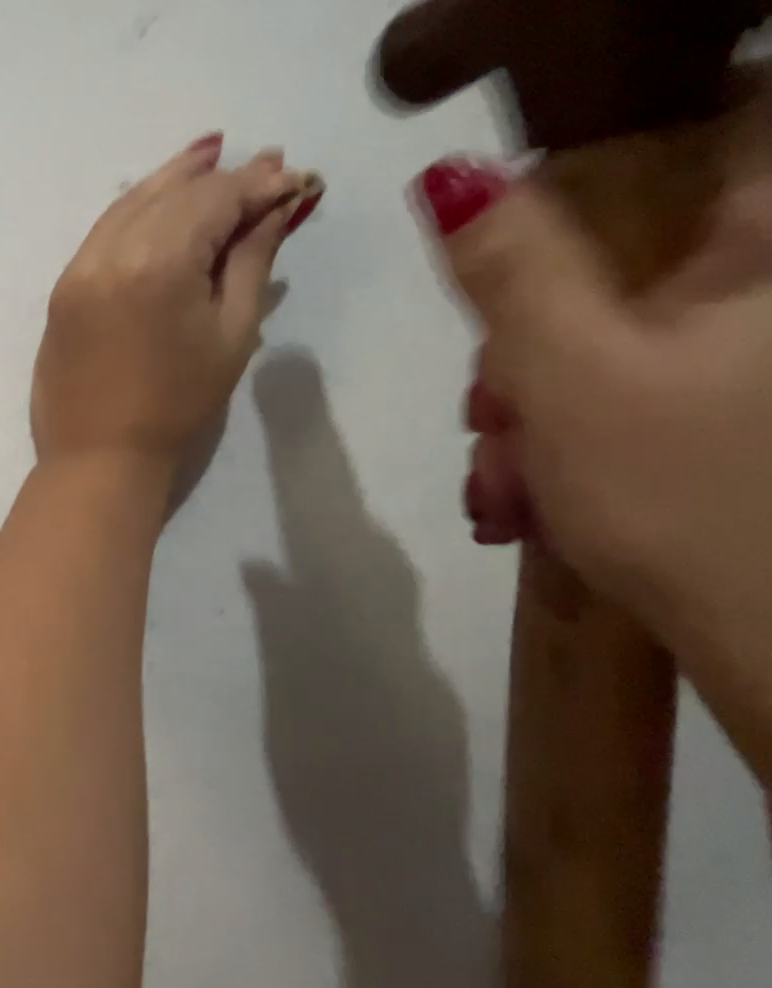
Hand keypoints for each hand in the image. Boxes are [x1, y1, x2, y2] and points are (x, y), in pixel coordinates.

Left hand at [31, 135, 320, 468]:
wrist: (97, 455)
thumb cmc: (177, 404)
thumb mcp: (231, 333)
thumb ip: (250, 260)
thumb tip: (276, 206)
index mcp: (158, 263)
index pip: (214, 200)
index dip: (257, 185)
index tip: (292, 178)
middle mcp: (110, 254)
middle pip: (172, 196)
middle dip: (219, 178)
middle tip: (262, 163)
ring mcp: (78, 271)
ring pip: (130, 206)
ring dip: (172, 181)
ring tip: (209, 155)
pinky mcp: (62, 290)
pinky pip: (102, 233)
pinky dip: (133, 210)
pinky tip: (157, 200)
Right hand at [418, 150, 771, 754]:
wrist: (768, 631)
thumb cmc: (675, 490)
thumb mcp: (566, 373)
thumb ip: (510, 270)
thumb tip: (450, 174)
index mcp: (764, 251)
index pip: (677, 155)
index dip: (574, 194)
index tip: (513, 267)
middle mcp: (768, 291)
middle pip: (618, 269)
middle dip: (524, 348)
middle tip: (490, 412)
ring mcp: (754, 356)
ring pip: (609, 339)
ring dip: (529, 405)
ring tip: (504, 478)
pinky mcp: (737, 410)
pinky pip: (629, 388)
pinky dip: (568, 433)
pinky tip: (534, 489)